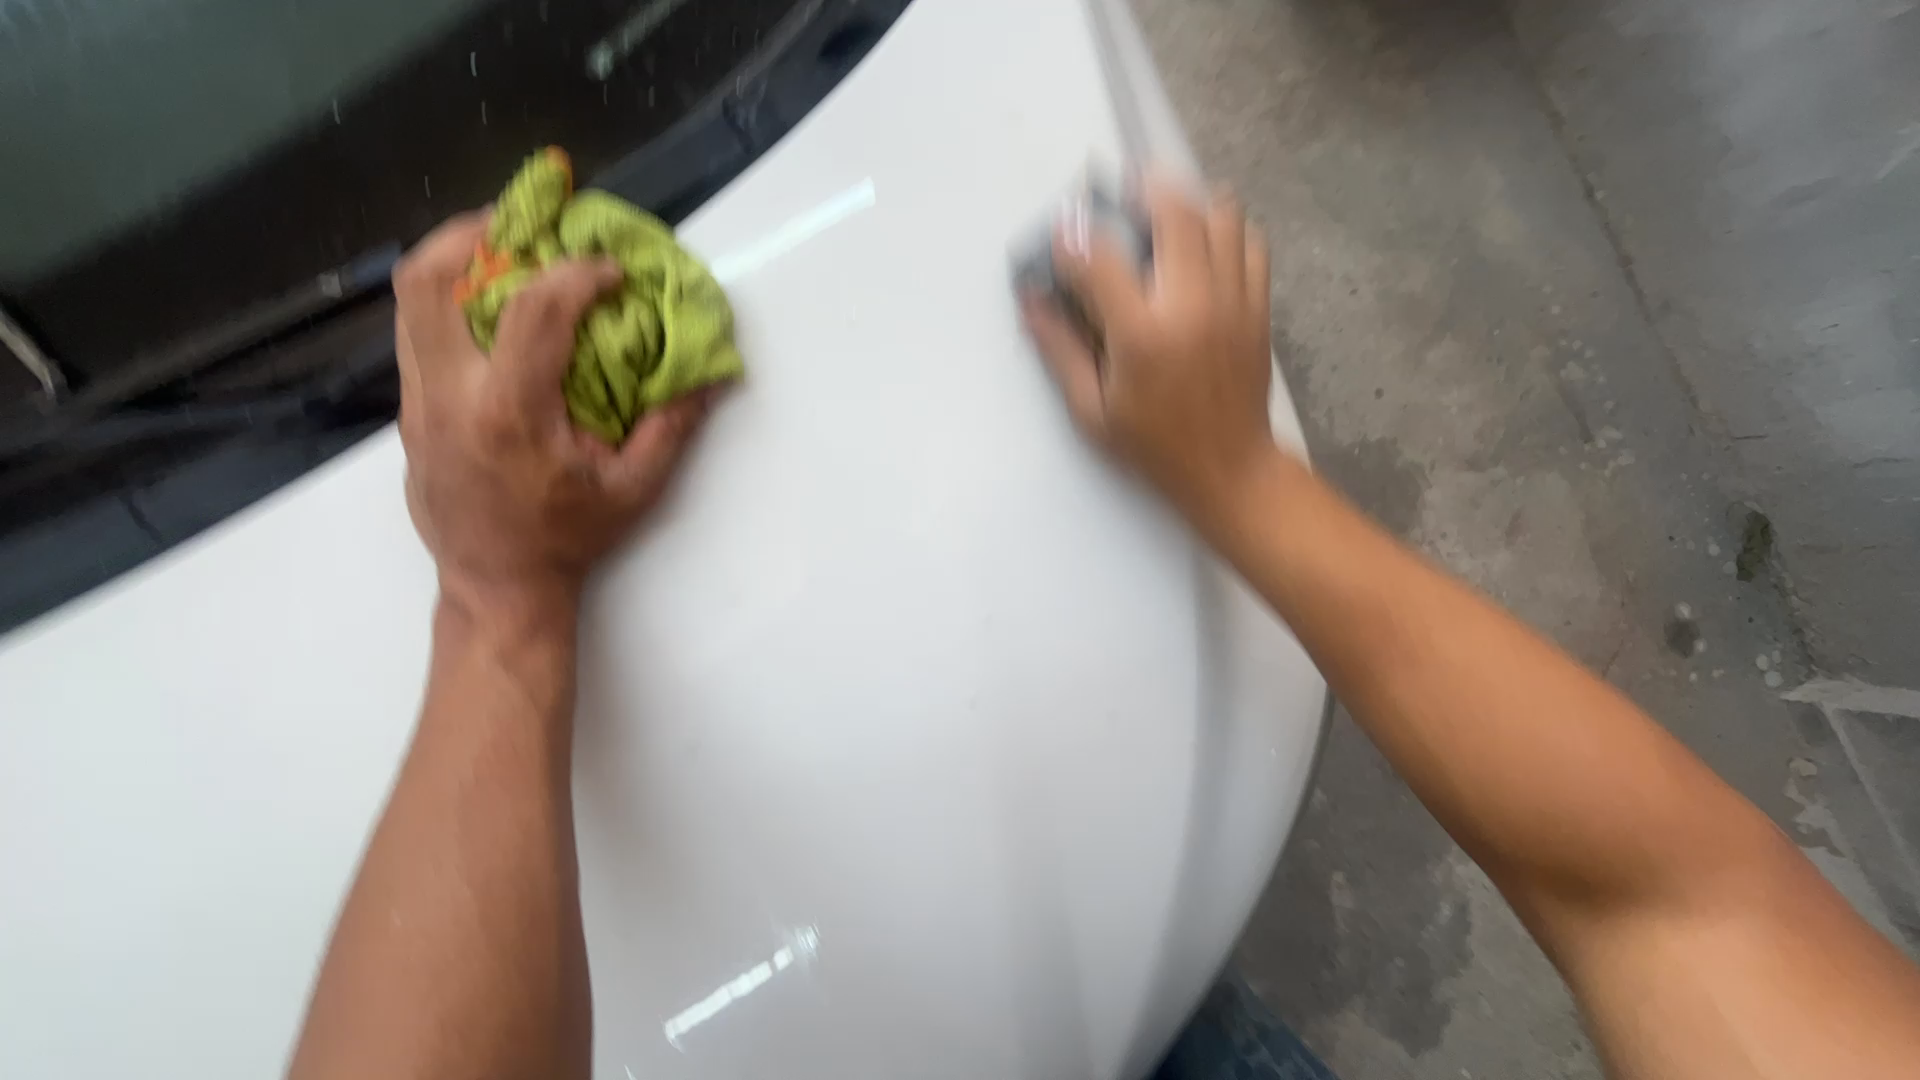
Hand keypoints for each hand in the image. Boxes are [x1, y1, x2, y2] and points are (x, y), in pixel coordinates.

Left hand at [392, 211, 720, 624]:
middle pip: (431, 281)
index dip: (577, 274)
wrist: (498, 584)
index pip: (534, 311)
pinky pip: (419, 335)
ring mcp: (418, 402)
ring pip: (411, 302)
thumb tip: (710, 378)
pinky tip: (495, 316)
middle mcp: (449, 395)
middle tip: (523, 224)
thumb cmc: (568, 539)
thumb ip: (671, 427)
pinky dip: (453, 304)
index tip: (610, 269)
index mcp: (510, 412)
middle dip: (475, 234)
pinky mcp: (410, 412)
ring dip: (454, 262)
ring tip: (504, 253)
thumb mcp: (634, 489)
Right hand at [1019, 174, 1278, 526]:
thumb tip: (1029, 301)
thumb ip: (1060, 349)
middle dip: (1142, 190)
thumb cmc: (1153, 446)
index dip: (1073, 237)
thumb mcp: (1092, 409)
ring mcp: (1233, 301)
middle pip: (1173, 212)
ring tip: (1162, 211)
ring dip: (1188, 202)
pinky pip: (1250, 242)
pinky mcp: (1258, 307)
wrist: (1230, 468)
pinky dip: (1226, 228)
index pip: (1100, 258)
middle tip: (1121, 189)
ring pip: (1220, 215)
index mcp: (1143, 335)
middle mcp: (1192, 305)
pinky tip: (1204, 242)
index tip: (1061, 234)